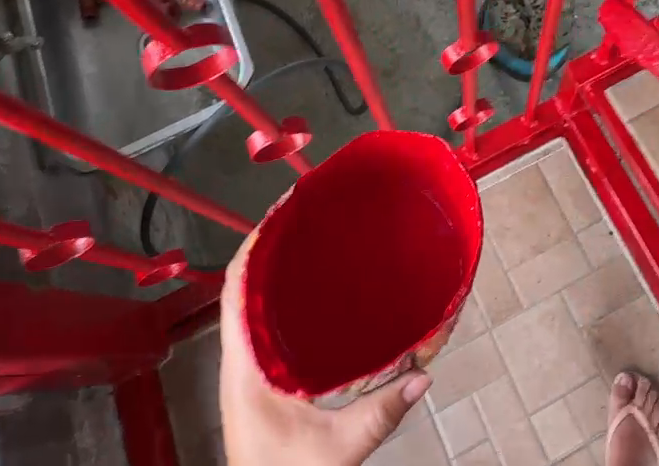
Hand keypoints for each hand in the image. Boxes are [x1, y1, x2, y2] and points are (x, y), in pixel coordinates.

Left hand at [217, 231, 432, 465]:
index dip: (251, 249)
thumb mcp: (338, 450)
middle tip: (305, 219)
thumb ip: (380, 414)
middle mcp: (237, 360)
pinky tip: (309, 291)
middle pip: (240, 289)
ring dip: (270, 273)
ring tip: (308, 241)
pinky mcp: (258, 380)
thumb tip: (425, 375)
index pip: (233, 292)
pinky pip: (260, 326)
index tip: (279, 216)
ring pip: (249, 306)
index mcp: (243, 366)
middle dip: (266, 250)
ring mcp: (245, 370)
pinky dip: (277, 300)